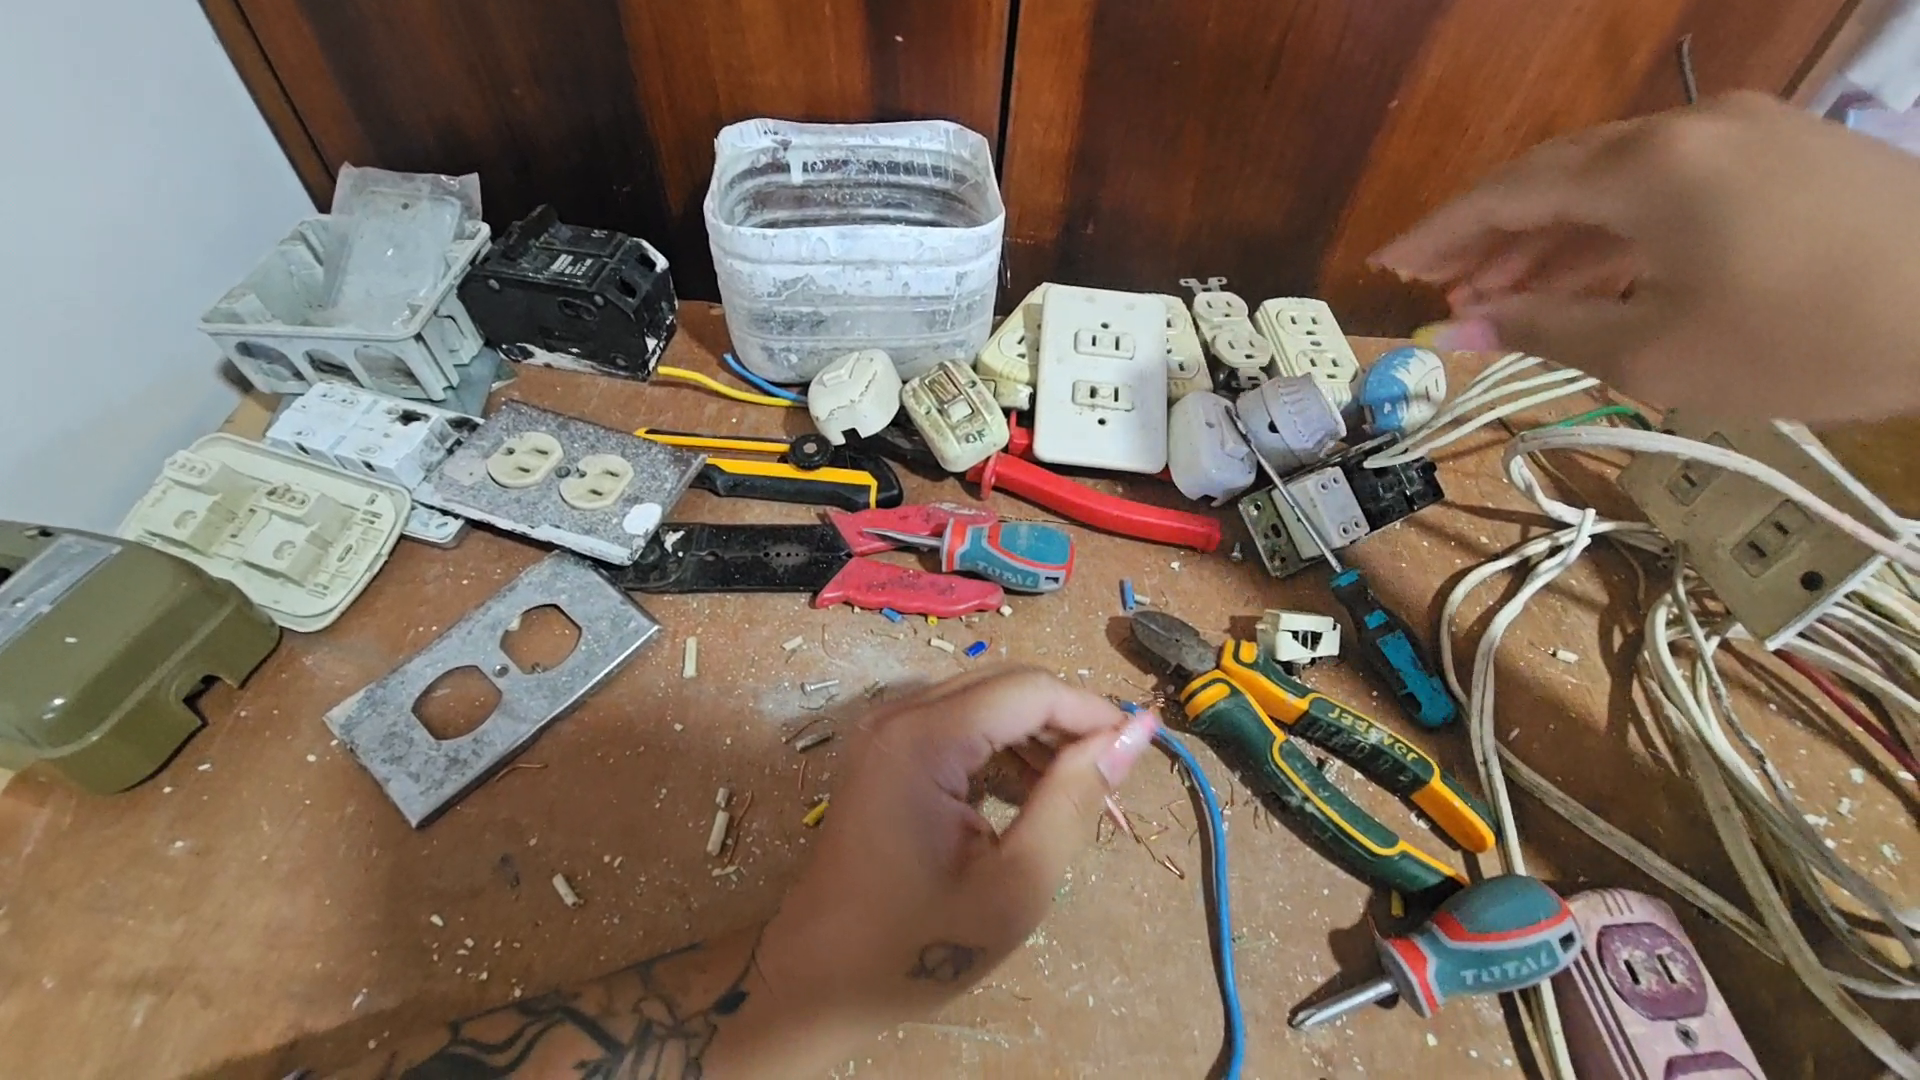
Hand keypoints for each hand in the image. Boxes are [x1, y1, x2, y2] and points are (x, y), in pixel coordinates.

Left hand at [754, 668, 1157, 1030]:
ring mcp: (887, 727)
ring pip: (988, 701)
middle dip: (1068, 726)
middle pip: (1009, 686)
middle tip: (1112, 785)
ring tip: (1081, 799)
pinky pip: (961, 725)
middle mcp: (901, 712)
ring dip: (1040, 739)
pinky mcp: (887, 747)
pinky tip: (1031, 798)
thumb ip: (1075, 798)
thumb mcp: (1016, 883)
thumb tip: (1136, 733)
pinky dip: (1003, 751)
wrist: (818, 979)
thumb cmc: (918, 945)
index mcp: (925, 738)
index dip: (1094, 712)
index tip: (1141, 752)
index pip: (1032, 689)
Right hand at [1373, 92, 1919, 423]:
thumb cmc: (1805, 336)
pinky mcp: (1773, 158)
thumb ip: (1538, 330)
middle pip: (1548, 178)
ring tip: (1484, 297)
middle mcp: (1685, 132)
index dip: (1439, 233)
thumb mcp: (1649, 350)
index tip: (1385, 264)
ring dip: (1536, 240)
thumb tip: (1451, 335)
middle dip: (1481, 235)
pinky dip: (1597, 235)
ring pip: (1599, 185)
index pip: (1508, 194)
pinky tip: (1564, 280)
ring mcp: (1737, 137)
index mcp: (1647, 169)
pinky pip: (1653, 191)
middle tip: (1429, 284)